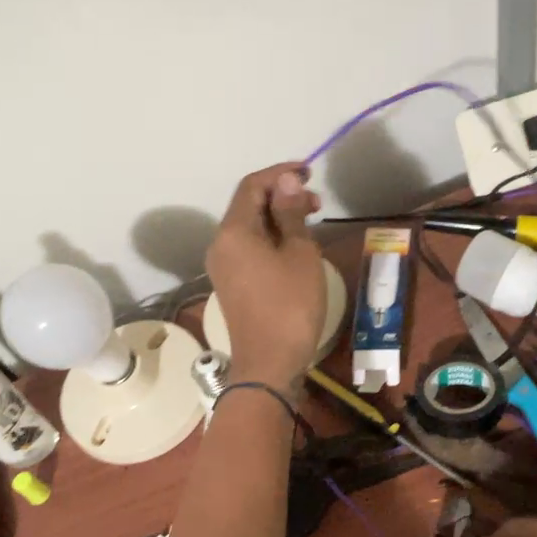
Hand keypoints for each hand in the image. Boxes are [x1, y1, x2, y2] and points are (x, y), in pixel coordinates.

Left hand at [207, 162, 325, 390]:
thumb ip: (291, 214)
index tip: (310, 171)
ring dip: (279, 220)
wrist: (269, 364)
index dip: (280, 173)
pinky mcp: (232, 286)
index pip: (252, 186)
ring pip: (250, 230)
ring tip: (311, 224)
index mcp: (233, 232)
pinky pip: (250, 250)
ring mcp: (223, 267)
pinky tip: (295, 249)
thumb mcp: (300, 255)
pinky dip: (272, 240)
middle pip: (248, 207)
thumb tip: (286, 181)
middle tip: (317, 202)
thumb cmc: (290, 307)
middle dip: (282, 197)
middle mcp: (220, 245)